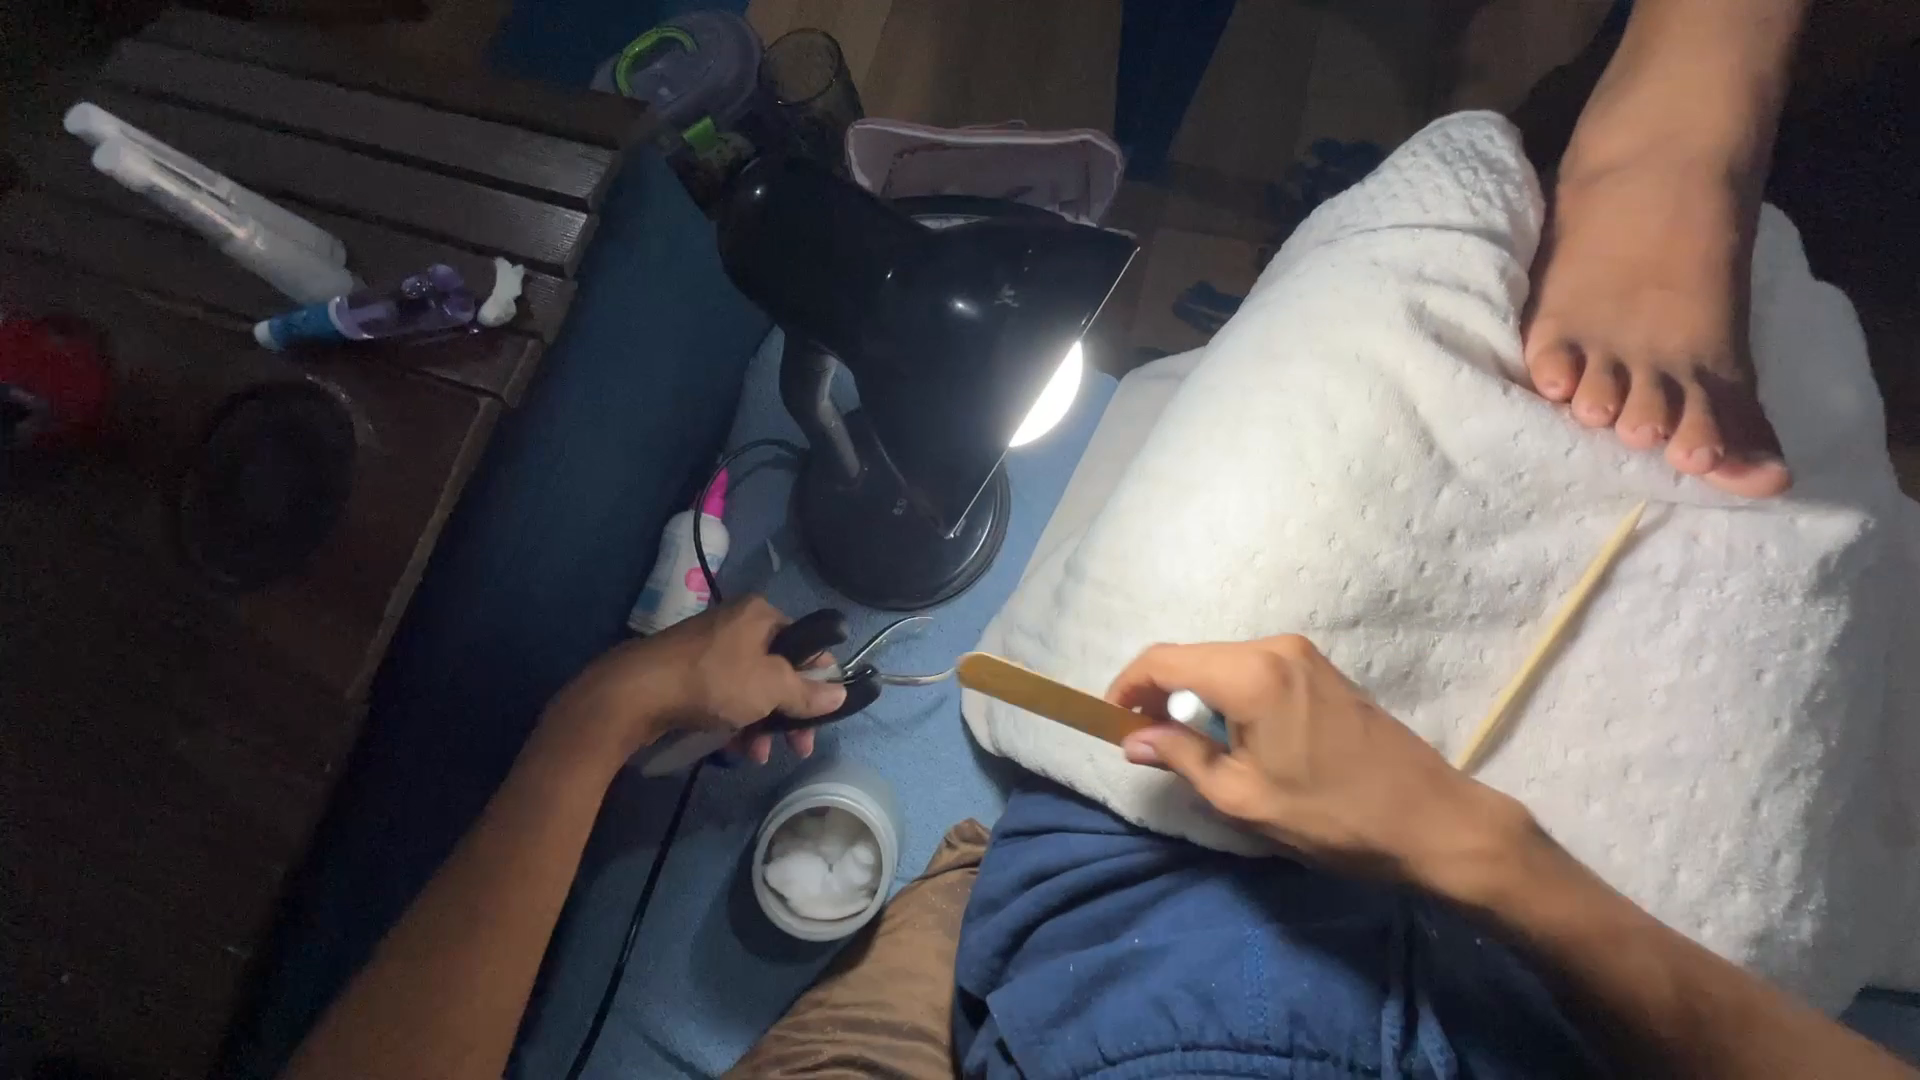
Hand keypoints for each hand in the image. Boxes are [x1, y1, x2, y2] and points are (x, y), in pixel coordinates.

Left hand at [541, 597, 845, 763]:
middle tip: (798, 746)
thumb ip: (808, 692)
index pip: (808, 644)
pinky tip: (737, 750)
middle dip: (791, 712)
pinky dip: (737, 722)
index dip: (820, 680)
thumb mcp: (770, 687)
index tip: (823, 714)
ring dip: (764, 724)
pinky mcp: (690, 674)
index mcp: (761, 614)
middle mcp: (738, 625)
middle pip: (781, 670)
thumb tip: (841, 693)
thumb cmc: (713, 681)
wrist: (634, 694)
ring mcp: (711, 650)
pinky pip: (727, 697)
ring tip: (761, 755)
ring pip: (754, 689)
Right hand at [1109, 636, 1528, 884]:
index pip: (1163, 661)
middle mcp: (1272, 647)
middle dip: (1157, 691)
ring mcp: (1301, 653)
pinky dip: (1224, 691)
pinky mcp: (1318, 666)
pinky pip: (1250, 667)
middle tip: (1144, 737)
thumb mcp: (1243, 797)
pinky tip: (1229, 730)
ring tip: (1184, 740)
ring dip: (1191, 693)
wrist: (1436, 821)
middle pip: (1190, 656)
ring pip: (1219, 661)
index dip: (1126, 686)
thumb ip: (1180, 757)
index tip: (1112, 720)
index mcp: (1249, 674)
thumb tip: (1132, 739)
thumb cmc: (1333, 815)